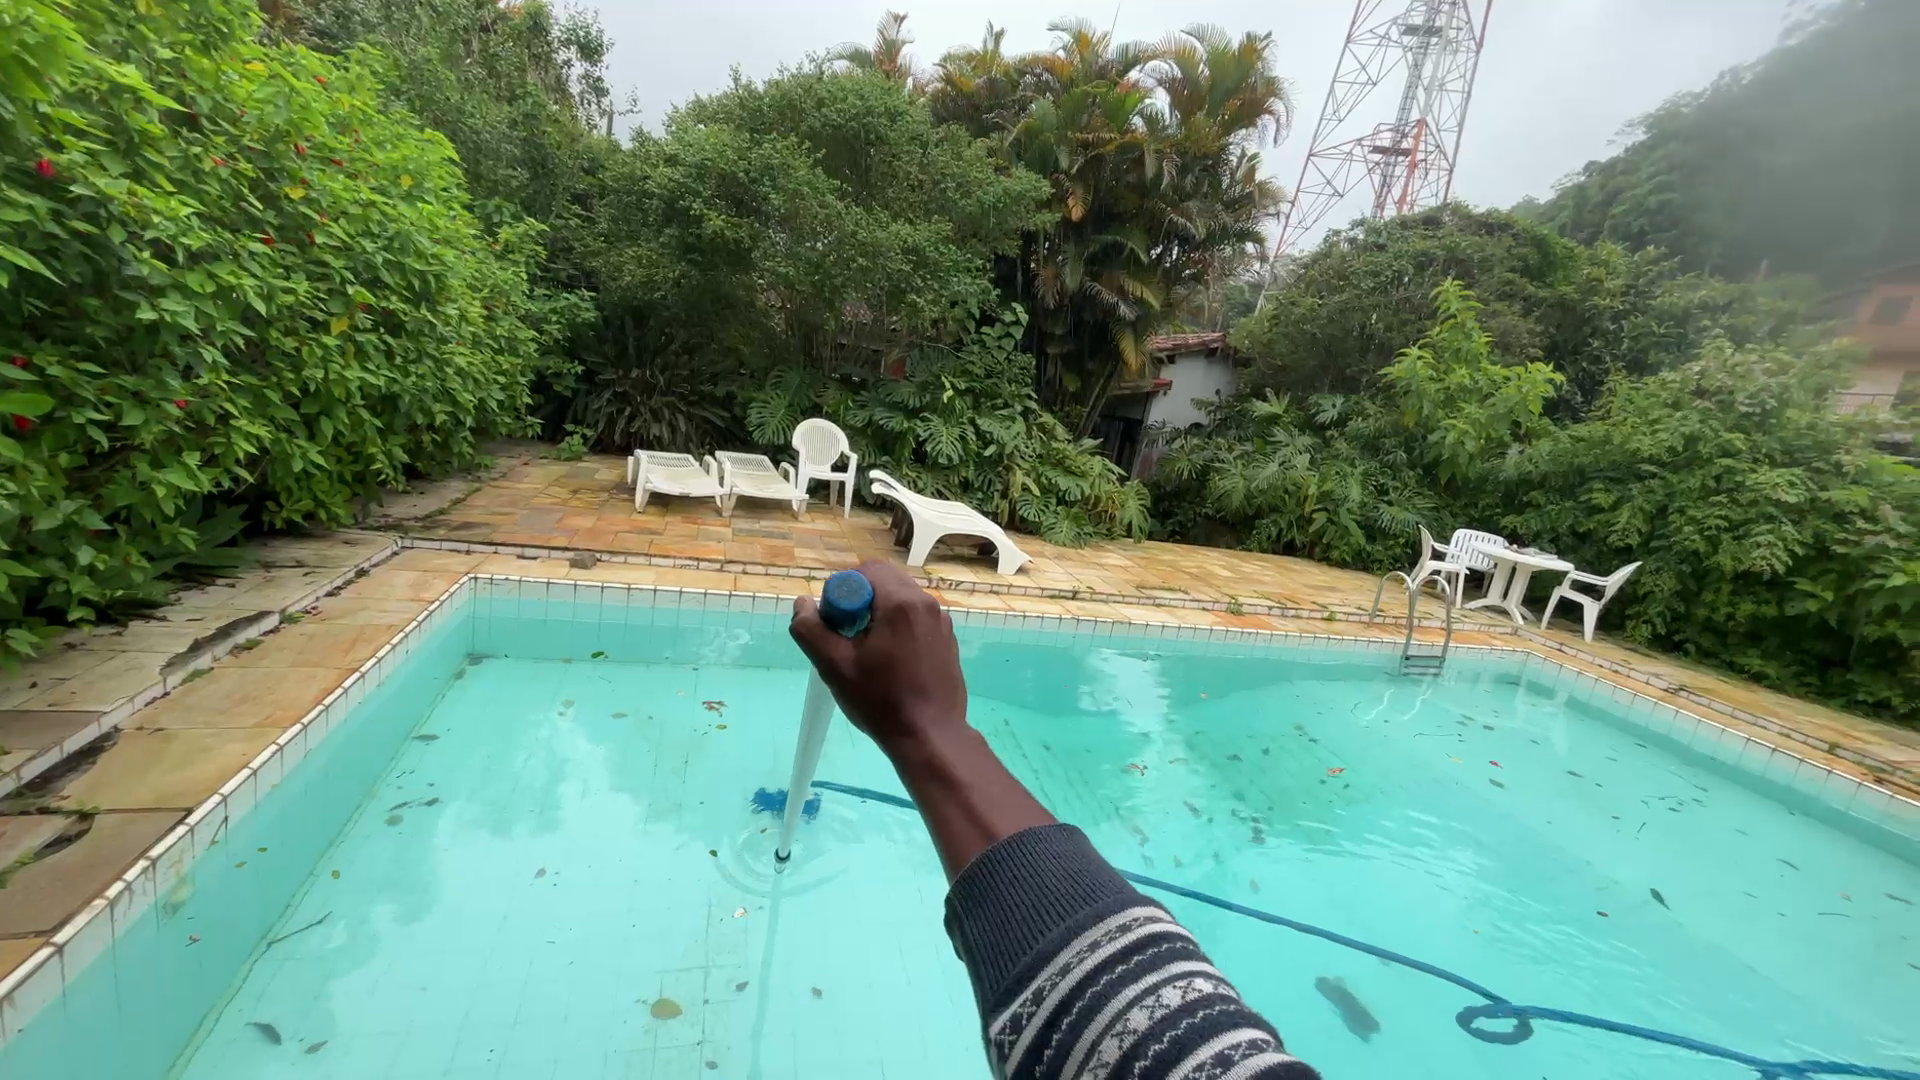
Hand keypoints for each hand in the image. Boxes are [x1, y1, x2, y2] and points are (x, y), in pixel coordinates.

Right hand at [789, 559, 966, 749]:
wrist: (930, 736)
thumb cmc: (880, 701)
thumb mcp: (834, 666)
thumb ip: (811, 629)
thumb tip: (803, 603)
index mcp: (902, 602)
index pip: (866, 570)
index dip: (844, 591)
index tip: (837, 624)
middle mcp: (927, 603)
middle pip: (886, 581)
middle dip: (861, 601)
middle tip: (848, 636)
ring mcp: (942, 621)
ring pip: (902, 600)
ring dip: (880, 614)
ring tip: (869, 652)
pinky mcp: (948, 639)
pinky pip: (917, 618)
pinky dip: (900, 628)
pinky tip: (893, 662)